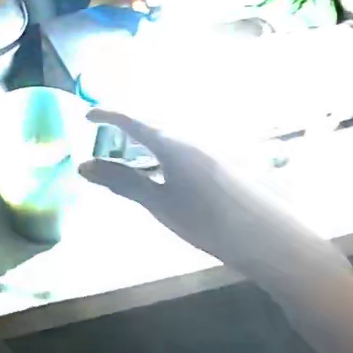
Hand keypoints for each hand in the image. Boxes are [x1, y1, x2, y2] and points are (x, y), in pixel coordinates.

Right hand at [78, 110, 352, 295]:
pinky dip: (166, 152)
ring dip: (148, 141)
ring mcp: (211, 147)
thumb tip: (83, 165)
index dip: (107, 114)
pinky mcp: (224, 161)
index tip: (87, 113)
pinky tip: (166, 172)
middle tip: (105, 137)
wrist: (270, 238)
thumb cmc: (209, 222)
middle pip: (152, 123)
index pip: (132, 119)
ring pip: (171, 135)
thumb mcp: (160, 204)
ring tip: (131, 157)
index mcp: (172, 142)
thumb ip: (123, 182)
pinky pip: (186, 146)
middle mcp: (192, 136)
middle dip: (127, 127)